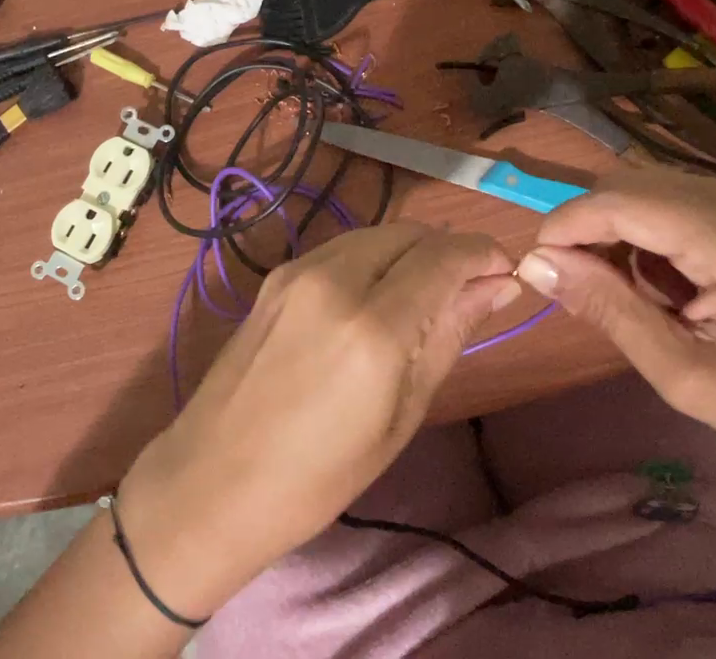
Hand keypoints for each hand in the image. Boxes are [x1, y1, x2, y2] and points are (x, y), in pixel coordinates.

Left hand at [117, 223, 518, 617]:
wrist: (210, 483)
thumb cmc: (317, 476)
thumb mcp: (400, 416)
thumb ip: (448, 336)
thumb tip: (496, 287)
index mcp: (372, 326)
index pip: (444, 257)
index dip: (482, 254)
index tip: (505, 271)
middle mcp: (333, 280)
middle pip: (409, 233)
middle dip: (448, 249)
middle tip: (471, 288)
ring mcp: (296, 273)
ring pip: (374, 234)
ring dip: (410, 250)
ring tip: (429, 292)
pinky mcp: (274, 279)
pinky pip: (341, 249)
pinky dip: (374, 257)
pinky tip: (381, 293)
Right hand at [514, 169, 715, 473]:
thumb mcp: (686, 376)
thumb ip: (608, 310)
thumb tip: (535, 265)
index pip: (620, 200)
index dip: (565, 225)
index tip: (538, 270)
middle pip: (630, 182)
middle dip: (590, 230)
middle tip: (584, 293)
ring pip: (649, 187)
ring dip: (621, 235)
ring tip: (636, 300)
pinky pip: (677, 200)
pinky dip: (652, 236)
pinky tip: (669, 287)